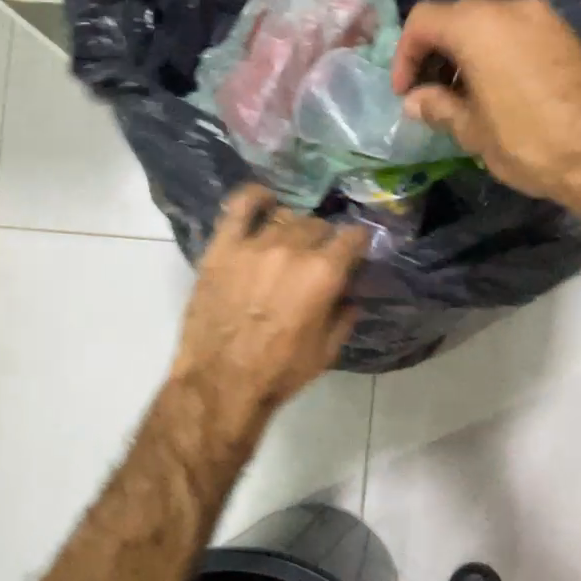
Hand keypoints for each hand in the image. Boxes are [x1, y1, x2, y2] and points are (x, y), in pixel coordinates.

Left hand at [169, 185, 369, 425]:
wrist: (221, 383)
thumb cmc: (279, 373)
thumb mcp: (326, 351)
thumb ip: (344, 316)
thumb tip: (350, 296)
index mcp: (323, 274)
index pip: (353, 238)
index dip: (358, 244)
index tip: (357, 252)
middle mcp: (292, 249)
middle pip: (319, 225)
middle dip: (325, 240)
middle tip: (320, 259)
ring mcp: (254, 245)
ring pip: (286, 216)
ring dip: (295, 227)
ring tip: (291, 243)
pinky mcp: (222, 247)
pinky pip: (240, 206)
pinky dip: (256, 197)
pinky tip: (264, 201)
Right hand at [393, 0, 580, 205]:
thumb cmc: (528, 142)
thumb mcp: (473, 131)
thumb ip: (439, 108)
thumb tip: (416, 101)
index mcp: (478, 26)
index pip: (424, 21)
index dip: (406, 54)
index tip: (405, 92)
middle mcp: (510, 8)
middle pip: (457, 17)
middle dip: (436, 53)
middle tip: (429, 95)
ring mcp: (543, 19)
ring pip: (489, 24)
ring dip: (467, 54)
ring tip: (461, 98)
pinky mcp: (565, 36)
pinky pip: (516, 34)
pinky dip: (496, 54)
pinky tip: (495, 92)